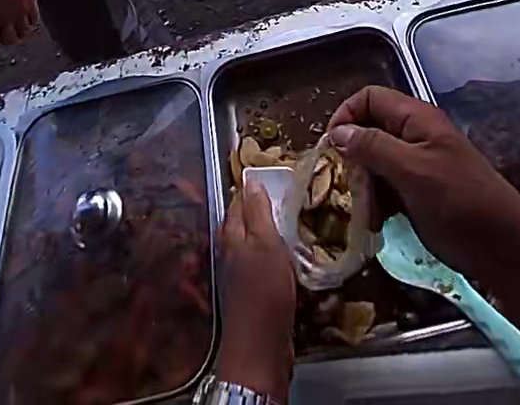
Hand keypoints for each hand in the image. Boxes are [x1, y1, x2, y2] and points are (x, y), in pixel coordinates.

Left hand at [0, 0, 37, 55]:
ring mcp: (18, 12)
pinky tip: (30, 19)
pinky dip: (31, 23)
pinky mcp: (31, 5)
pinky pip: (34, 22)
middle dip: (6, 40)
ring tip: (21, 30)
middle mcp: (1, 18)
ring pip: (23, 34)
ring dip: (21, 34)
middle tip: (6, 36)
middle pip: (7, 40)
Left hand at [215, 183, 294, 398]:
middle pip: (243, 218)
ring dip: (266, 227)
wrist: (260, 347)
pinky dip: (271, 249)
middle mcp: (232, 249)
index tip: (271, 172)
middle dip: (258, 204)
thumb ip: (258, 212)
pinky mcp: (251, 288)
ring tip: (288, 218)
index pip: (239, 199)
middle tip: (283, 192)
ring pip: (251, 238)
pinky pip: (260, 258)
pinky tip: (286, 252)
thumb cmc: (264, 292)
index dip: (252, 184)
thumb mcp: (266, 245)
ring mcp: (240, 269)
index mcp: (232, 233)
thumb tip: (250, 180)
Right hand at [328, 86, 519, 283]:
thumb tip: (338, 132)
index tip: (331, 146)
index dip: (347, 114)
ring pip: (376, 159)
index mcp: (416, 118)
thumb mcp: (413, 171)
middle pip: (370, 127)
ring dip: (361, 179)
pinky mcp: (420, 190)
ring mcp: (419, 163)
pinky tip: (373, 220)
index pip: (369, 97)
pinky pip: (387, 184)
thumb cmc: (460, 202)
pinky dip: (375, 198)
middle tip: (338, 179)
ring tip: (355, 205)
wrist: (504, 248)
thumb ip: (374, 146)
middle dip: (351, 150)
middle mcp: (415, 134)